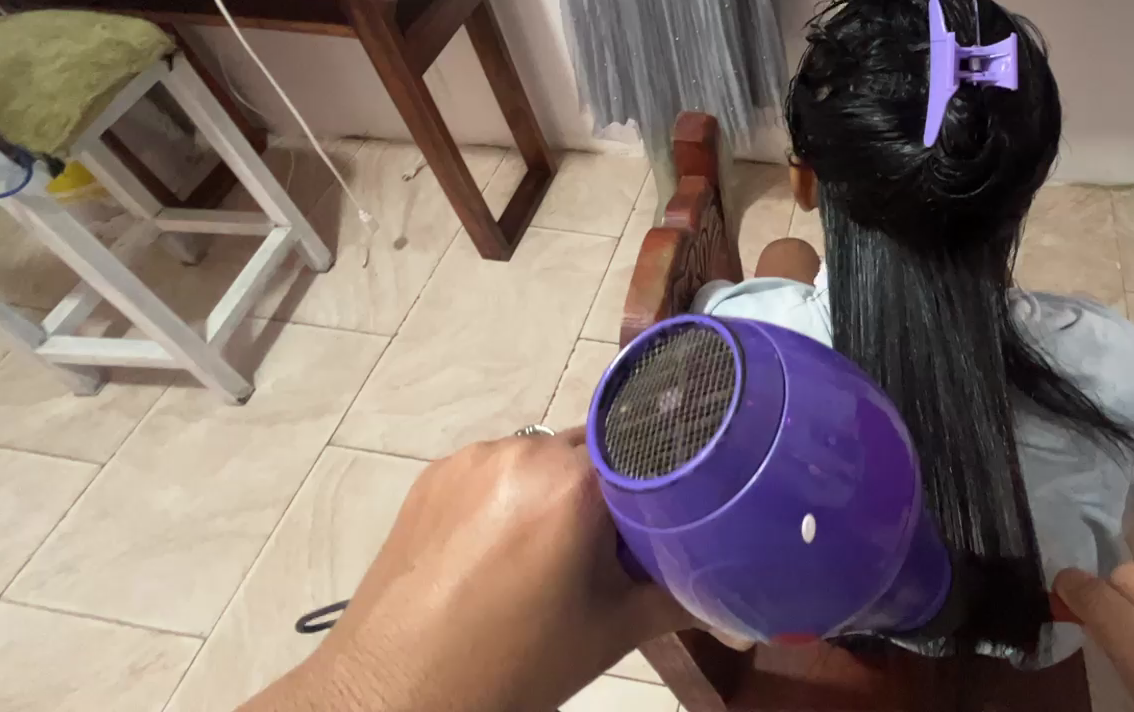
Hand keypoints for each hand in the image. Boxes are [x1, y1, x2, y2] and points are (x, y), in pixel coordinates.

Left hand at [244, 428, 687, 711]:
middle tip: (609, 541)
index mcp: (575, 483)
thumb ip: (682, 598)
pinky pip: (499, 465)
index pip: (644, 448)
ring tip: (547, 548)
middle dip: (608, 487)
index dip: (659, 478)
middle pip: (594, 449)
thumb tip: (746, 598)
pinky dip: (511, 492)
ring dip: (557, 487)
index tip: (666, 511)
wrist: (387, 701)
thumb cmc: (513, 668)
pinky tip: (498, 544)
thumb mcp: (611, 634)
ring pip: (545, 455)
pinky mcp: (437, 471)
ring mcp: (475, 456)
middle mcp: (527, 449)